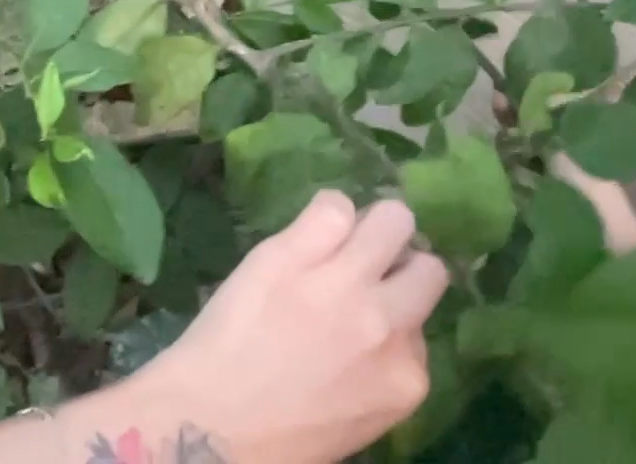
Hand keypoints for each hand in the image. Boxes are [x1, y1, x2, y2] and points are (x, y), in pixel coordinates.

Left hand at [109, 191, 449, 463]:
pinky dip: (327, 209)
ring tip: (341, 234)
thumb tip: (379, 321)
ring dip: (373, 224)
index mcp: (406, 379)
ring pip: (392, 220)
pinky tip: (310, 226)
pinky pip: (333, 206)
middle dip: (401, 260)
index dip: (394, 306)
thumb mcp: (356, 413)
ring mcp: (343, 284)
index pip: (422, 319)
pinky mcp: (295, 253)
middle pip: (426, 267)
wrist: (209, 424)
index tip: (369, 304)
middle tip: (366, 261)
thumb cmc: (277, 431)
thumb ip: (379, 365)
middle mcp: (386, 326)